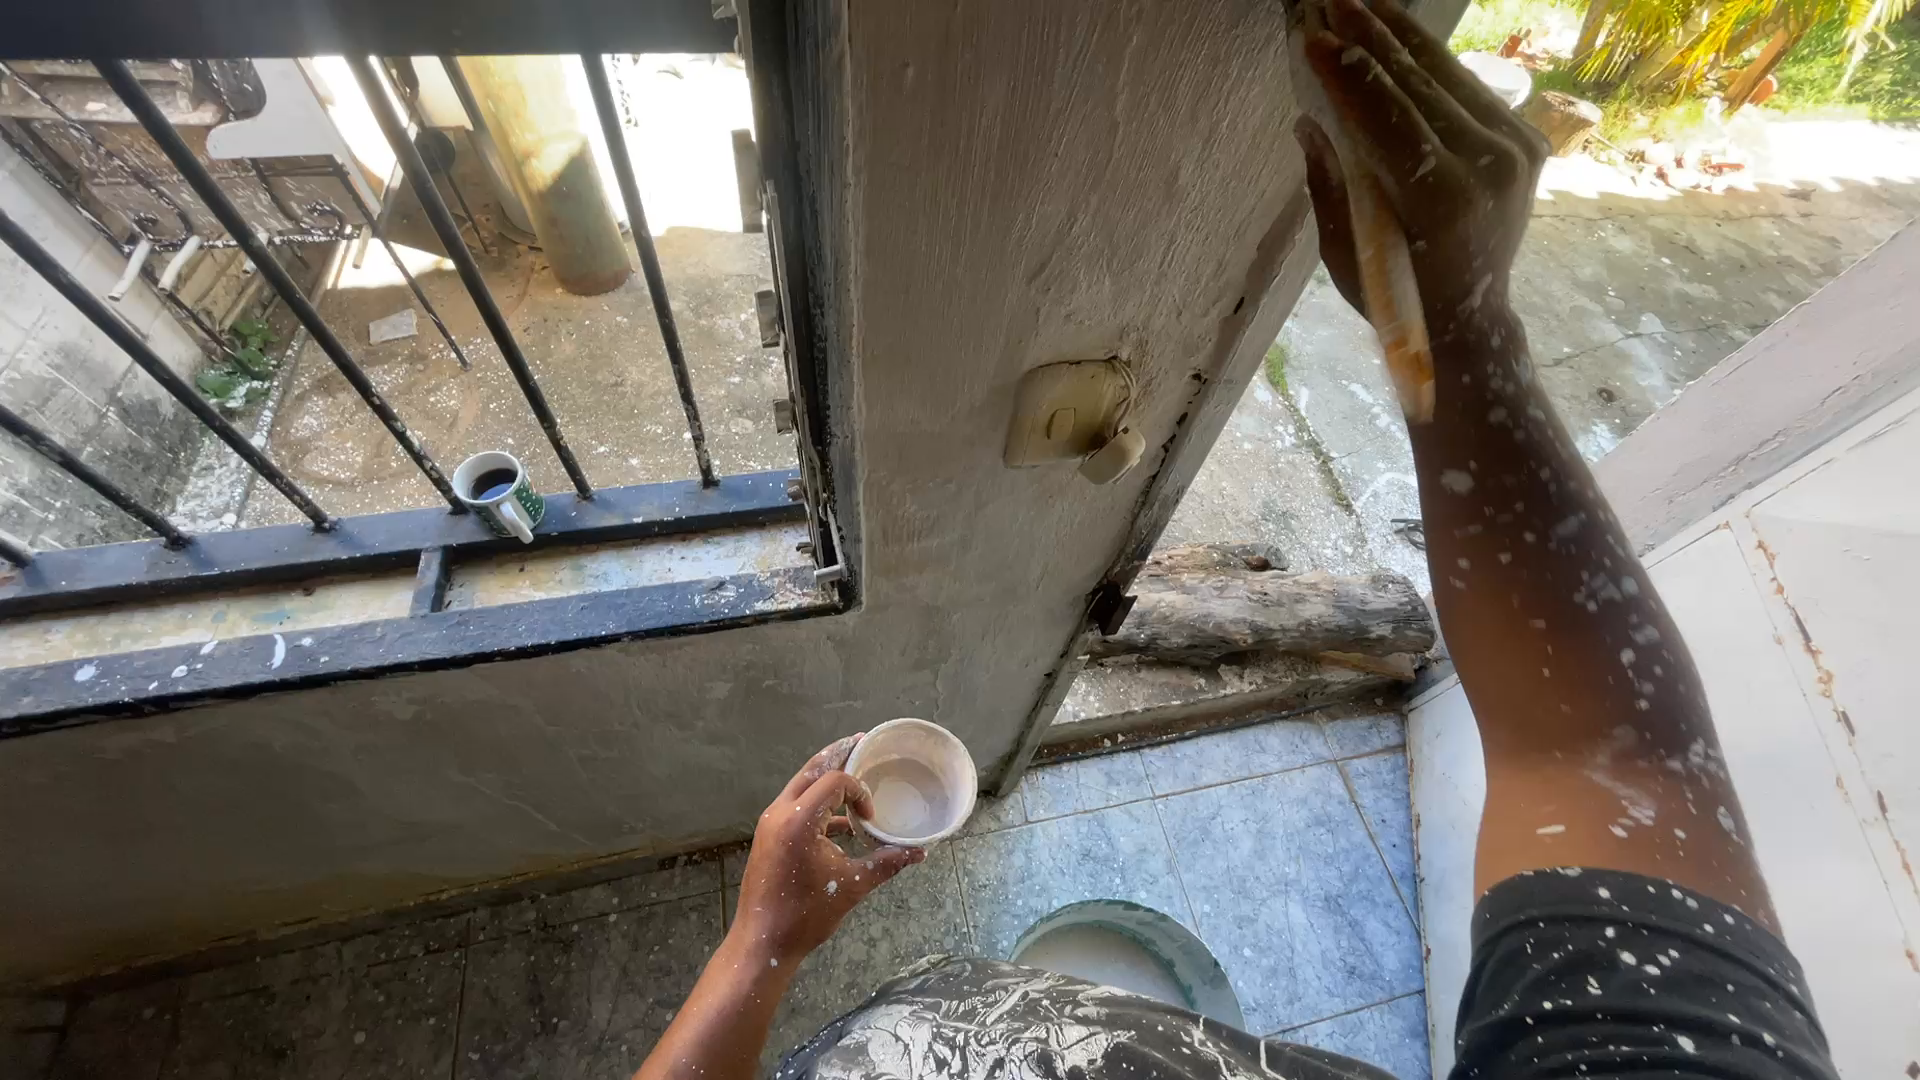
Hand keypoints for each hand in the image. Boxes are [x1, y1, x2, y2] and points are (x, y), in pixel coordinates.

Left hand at [731, 735, 925, 967]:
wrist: (761, 945)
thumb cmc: (805, 916)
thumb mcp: (852, 887)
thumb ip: (887, 863)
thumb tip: (921, 852)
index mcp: (799, 820)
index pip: (834, 781)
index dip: (859, 791)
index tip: (871, 816)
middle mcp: (780, 812)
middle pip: (813, 768)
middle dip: (838, 753)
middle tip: (861, 740)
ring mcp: (770, 822)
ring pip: (801, 784)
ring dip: (826, 775)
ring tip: (852, 768)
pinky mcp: (768, 834)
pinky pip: (795, 803)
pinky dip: (817, 800)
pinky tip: (840, 820)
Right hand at [1293, 0, 1546, 340]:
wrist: (1470, 318)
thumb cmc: (1394, 300)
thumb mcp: (1346, 254)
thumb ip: (1330, 187)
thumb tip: (1309, 123)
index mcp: (1442, 199)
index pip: (1387, 119)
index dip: (1348, 76)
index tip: (1314, 38)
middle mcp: (1489, 163)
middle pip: (1421, 86)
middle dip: (1372, 40)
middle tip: (1333, 0)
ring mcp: (1515, 148)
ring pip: (1449, 78)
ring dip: (1402, 38)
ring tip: (1364, 2)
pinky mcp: (1525, 141)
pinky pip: (1469, 92)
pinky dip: (1431, 63)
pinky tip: (1402, 38)